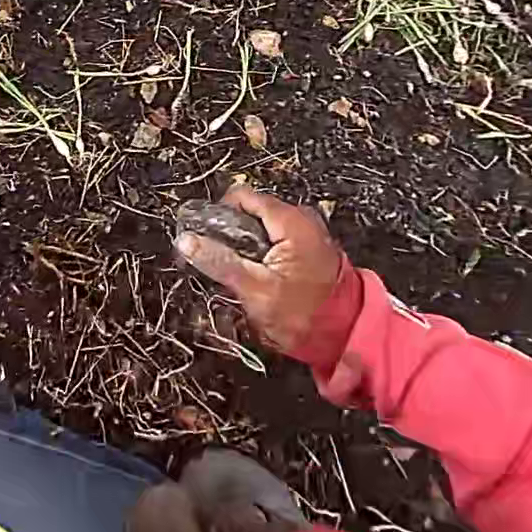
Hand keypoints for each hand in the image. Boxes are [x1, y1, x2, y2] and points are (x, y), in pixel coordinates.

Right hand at [174, 187, 344, 353]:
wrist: (344, 334)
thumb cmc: (300, 312)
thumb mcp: (254, 288)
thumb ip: (220, 261)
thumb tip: (186, 240)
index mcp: (289, 219)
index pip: (242, 197)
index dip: (219, 215)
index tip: (206, 240)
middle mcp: (300, 217)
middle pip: (252, 212)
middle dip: (233, 236)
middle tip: (223, 265)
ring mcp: (307, 231)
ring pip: (262, 228)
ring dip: (247, 248)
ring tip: (241, 277)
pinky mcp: (309, 247)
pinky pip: (276, 240)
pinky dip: (263, 254)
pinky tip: (260, 279)